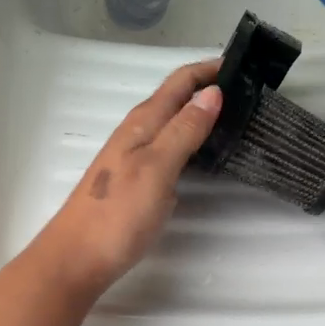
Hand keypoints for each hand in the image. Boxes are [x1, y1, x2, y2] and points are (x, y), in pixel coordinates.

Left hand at [36, 60, 223, 292]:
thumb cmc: (117, 214)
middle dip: (208, 87)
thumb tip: (213, 92)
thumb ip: (184, 130)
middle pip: (176, 97)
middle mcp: (138, 132)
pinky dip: (192, 138)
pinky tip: (206, 153)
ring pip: (173, 121)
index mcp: (143, 122)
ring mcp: (135, 155)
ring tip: (236, 116)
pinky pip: (170, 145)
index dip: (208, 69)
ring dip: (201, 112)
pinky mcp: (137, 178)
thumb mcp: (157, 168)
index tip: (242, 65)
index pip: (179, 82)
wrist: (76, 260)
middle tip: (248, 90)